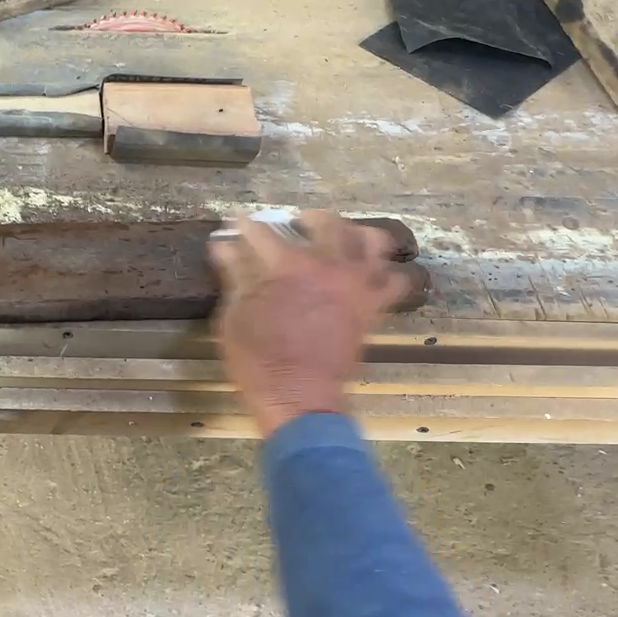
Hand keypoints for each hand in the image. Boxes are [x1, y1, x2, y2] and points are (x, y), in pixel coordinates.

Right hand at [209, 211, 412, 437]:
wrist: (297, 399)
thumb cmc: (258, 361)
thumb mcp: (235, 317)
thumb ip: (235, 276)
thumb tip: (222, 246)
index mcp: (290, 267)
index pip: (264, 234)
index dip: (245, 226)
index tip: (235, 222)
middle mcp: (330, 267)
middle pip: (328, 223)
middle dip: (309, 217)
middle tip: (297, 222)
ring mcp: (358, 287)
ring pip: (372, 241)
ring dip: (357, 233)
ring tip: (344, 237)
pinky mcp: (373, 310)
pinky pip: (394, 281)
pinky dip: (386, 272)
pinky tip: (372, 272)